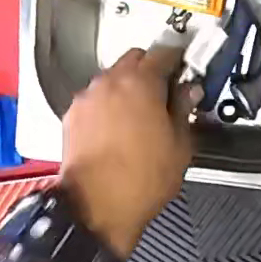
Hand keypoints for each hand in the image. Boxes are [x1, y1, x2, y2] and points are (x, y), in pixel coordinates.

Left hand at [60, 44, 198, 254]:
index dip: (177, 59)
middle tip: (165, 90)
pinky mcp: (73, 117)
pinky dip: (107, 106)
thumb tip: (187, 94)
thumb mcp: (180, 145)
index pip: (163, 53)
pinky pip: (95, 100)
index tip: (184, 68)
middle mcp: (110, 83)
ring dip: (127, 87)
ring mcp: (88, 99)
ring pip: (111, 78)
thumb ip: (184, 110)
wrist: (97, 208)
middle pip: (133, 59)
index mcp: (141, 83)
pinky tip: (118, 129)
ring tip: (141, 114)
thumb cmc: (139, 181)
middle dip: (150, 70)